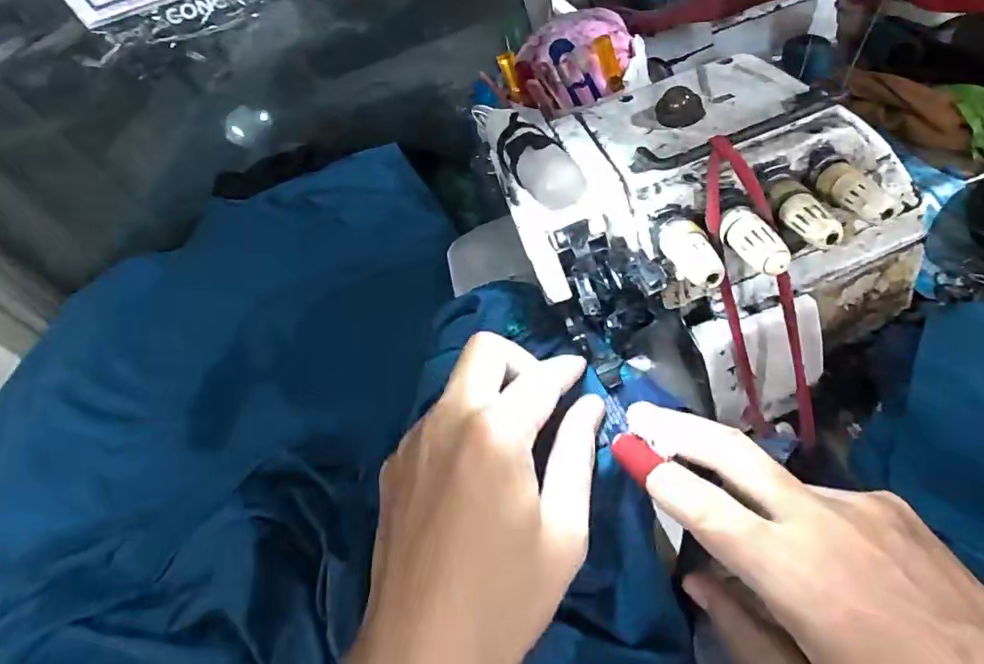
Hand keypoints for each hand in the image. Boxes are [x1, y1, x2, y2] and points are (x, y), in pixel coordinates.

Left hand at [348, 333, 605, 663]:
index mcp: (494, 431)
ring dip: (490, 393)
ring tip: (515, 441)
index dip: (566, 369)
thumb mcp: (563, 532)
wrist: (420, 651)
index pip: (539, 377)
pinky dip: (464, 423)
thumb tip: (589, 406)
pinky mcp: (395, 462)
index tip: (581, 371)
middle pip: (484, 350)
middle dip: (521, 361)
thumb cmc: (505, 596)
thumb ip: (576, 454)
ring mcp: (414, 438)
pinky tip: (477, 472)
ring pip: (458, 384)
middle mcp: (447, 418)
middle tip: (544, 399)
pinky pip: (436, 419)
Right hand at [627, 404, 983, 663]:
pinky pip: (830, 501)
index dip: (657, 472)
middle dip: (680, 427)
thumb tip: (696, 576)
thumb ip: (742, 627)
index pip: (703, 506)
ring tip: (749, 525)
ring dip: (750, 489)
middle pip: (732, 451)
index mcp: (791, 572)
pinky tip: (832, 559)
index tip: (624, 443)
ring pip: (781, 481)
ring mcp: (861, 502)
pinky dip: (807, 518)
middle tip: (641, 411)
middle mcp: (819, 517)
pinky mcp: (893, 504)